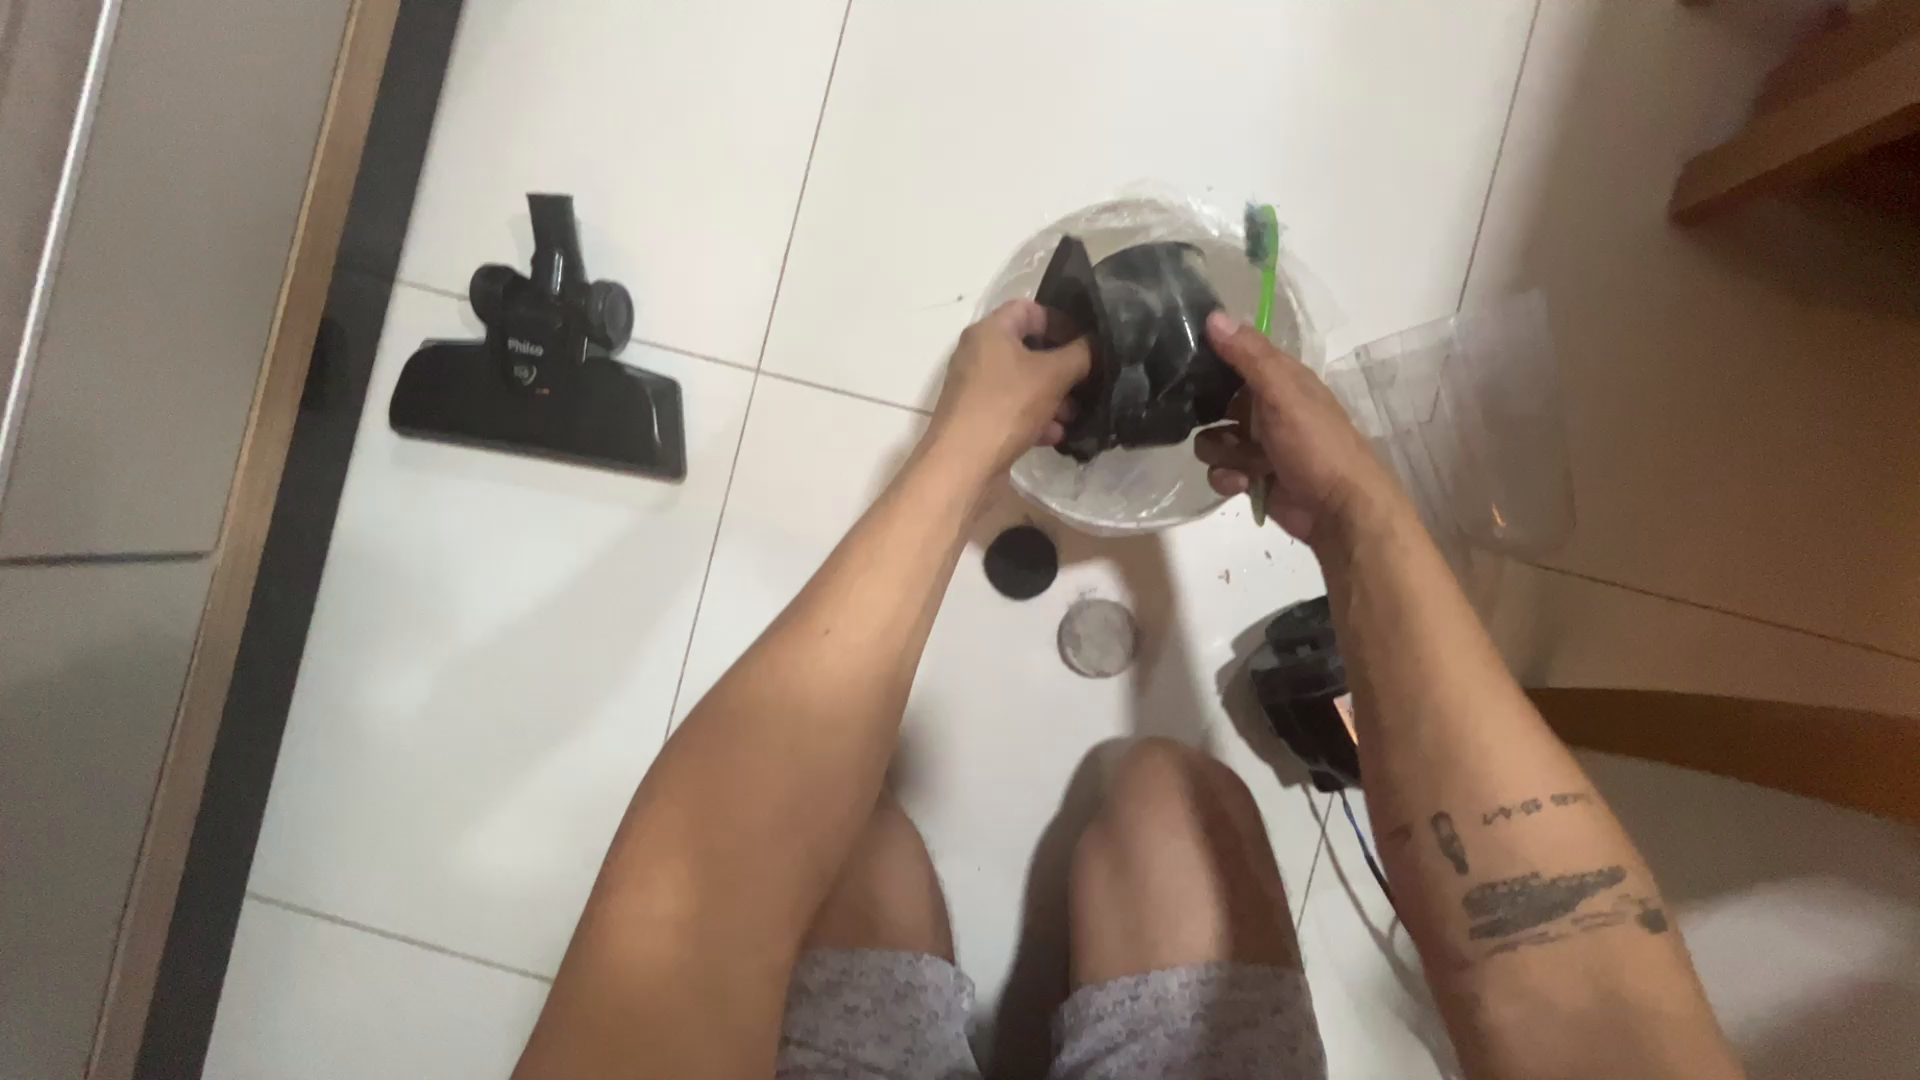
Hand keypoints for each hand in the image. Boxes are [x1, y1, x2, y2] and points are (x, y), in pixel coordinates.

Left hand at [924, 299, 1090, 477]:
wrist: (962, 465)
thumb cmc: (1006, 407)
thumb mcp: (1053, 375)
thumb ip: (1081, 354)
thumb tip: (1096, 345)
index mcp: (989, 331)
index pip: (1029, 309)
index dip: (1061, 321)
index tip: (1086, 342)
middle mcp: (977, 355)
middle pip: (1028, 350)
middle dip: (1061, 367)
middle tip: (1087, 383)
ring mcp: (975, 389)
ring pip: (1023, 384)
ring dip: (1053, 397)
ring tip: (1075, 416)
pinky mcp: (977, 419)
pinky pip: (1012, 410)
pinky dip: (1035, 419)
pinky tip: (1055, 436)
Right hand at [1195, 311, 1407, 548]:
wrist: (1337, 509)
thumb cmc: (1316, 445)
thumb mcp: (1283, 393)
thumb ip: (1249, 357)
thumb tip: (1213, 316)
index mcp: (1280, 380)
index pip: (1236, 358)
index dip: (1210, 360)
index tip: (1184, 365)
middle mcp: (1267, 409)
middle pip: (1215, 404)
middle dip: (1208, 418)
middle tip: (1211, 422)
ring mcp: (1258, 445)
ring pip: (1212, 441)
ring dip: (1220, 454)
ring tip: (1243, 463)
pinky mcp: (1252, 476)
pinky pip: (1219, 471)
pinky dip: (1227, 478)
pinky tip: (1243, 484)